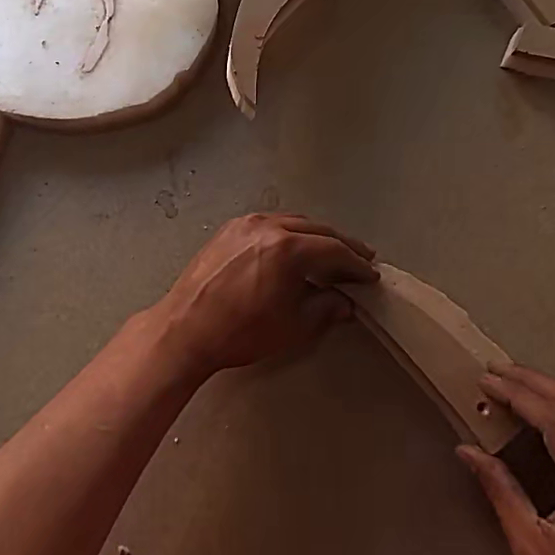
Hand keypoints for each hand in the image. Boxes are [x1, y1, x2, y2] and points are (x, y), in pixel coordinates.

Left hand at [146, 213, 376, 376]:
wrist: (184, 329)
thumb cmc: (239, 332)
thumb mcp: (293, 326)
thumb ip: (326, 309)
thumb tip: (344, 302)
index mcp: (286, 248)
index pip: (333, 250)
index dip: (356, 264)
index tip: (370, 276)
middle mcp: (266, 226)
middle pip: (316, 230)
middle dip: (341, 245)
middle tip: (360, 259)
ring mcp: (244, 224)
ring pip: (293, 222)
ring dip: (315, 236)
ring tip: (331, 253)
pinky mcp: (229, 230)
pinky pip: (269, 224)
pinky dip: (289, 233)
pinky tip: (295, 248)